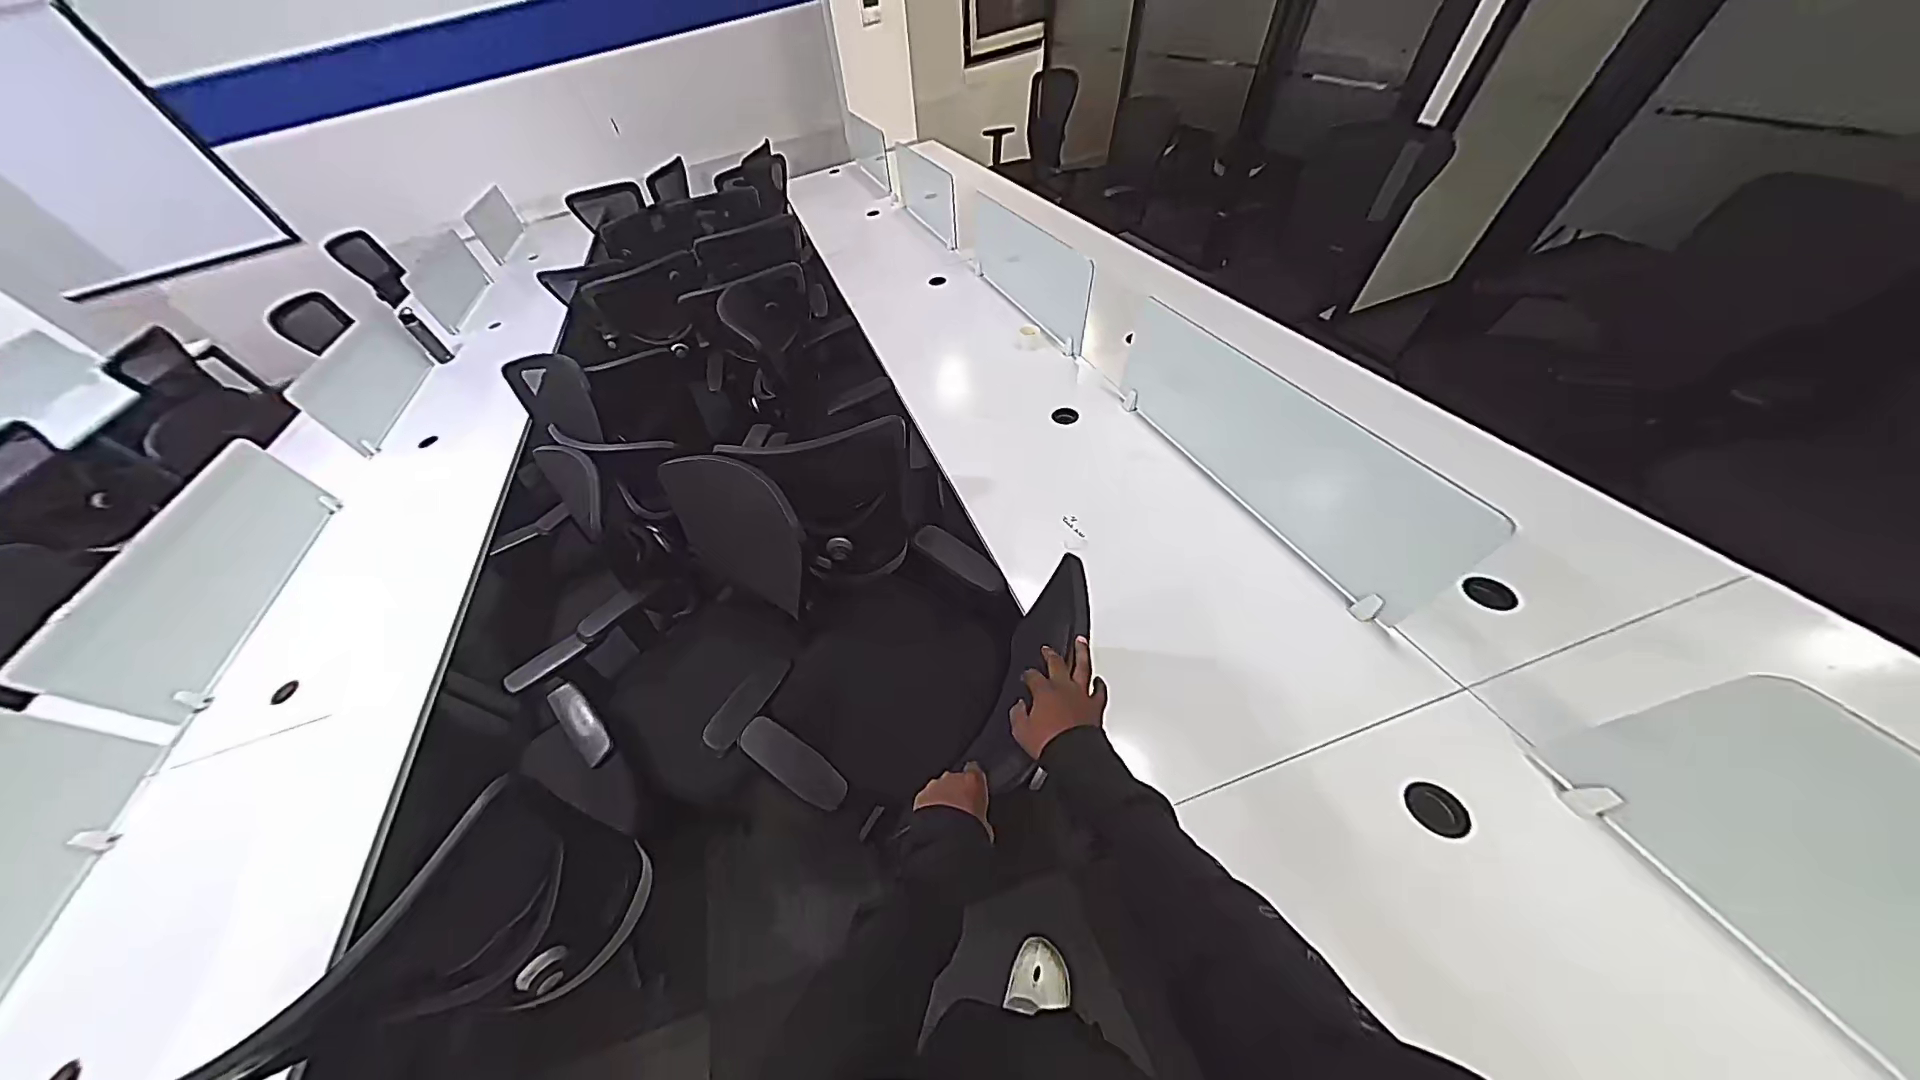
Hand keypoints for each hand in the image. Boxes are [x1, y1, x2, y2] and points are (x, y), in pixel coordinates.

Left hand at [914, 762, 991, 838]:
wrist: (947, 835)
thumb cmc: (971, 828)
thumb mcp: (985, 822)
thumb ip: (980, 812)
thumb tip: (980, 821)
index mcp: (973, 779)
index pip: (974, 770)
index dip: (972, 781)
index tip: (972, 791)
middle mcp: (953, 777)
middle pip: (953, 779)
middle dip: (954, 791)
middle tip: (957, 811)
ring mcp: (934, 785)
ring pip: (937, 788)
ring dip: (939, 798)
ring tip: (943, 818)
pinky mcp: (921, 796)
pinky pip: (924, 799)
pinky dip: (926, 807)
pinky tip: (930, 822)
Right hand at [1011, 637, 1107, 758]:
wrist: (1074, 755)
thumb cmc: (1049, 744)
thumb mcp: (1022, 731)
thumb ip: (1018, 715)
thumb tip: (1019, 706)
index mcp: (1044, 692)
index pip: (1033, 676)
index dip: (1028, 674)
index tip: (1026, 675)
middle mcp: (1063, 688)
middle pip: (1057, 663)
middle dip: (1050, 654)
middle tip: (1047, 649)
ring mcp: (1081, 695)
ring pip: (1083, 667)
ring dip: (1081, 652)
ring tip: (1081, 642)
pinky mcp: (1095, 707)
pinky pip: (1099, 691)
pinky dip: (1099, 684)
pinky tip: (1098, 679)